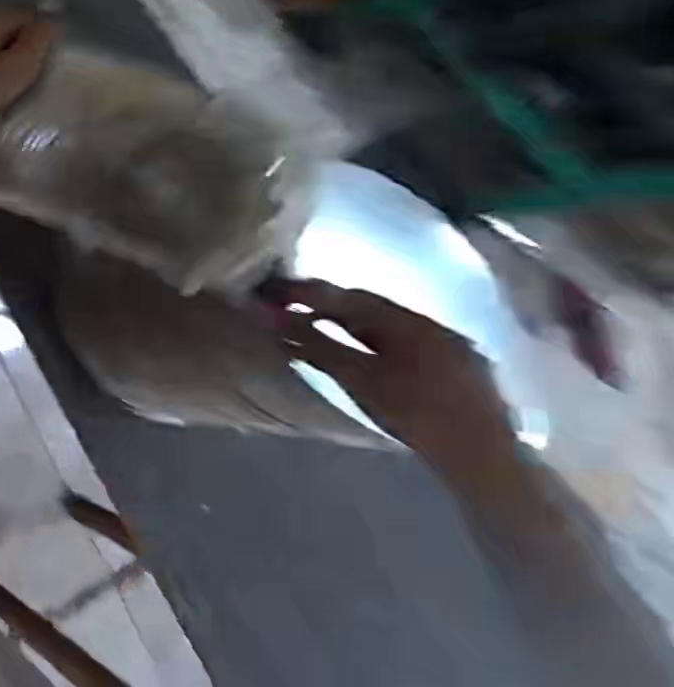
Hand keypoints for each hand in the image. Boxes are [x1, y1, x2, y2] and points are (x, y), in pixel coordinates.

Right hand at [269, 279, 515, 461]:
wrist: (486, 462)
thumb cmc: (414, 412)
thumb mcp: (354, 376)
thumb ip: (310, 341)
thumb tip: (269, 315)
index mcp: (408, 321)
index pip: (343, 295)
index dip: (302, 292)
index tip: (267, 295)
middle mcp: (432, 325)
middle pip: (365, 306)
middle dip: (323, 306)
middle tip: (285, 312)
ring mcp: (451, 347)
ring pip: (384, 324)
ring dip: (346, 324)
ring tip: (314, 331)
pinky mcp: (459, 368)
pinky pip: (402, 341)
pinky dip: (370, 340)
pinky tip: (357, 352)